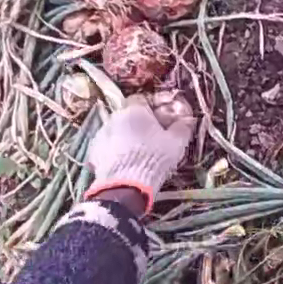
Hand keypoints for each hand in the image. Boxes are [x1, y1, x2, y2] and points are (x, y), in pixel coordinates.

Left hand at [83, 93, 195, 215]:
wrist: (126, 184)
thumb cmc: (155, 157)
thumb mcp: (176, 143)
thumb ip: (182, 128)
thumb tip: (188, 119)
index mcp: (134, 110)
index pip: (142, 99)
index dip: (152, 109)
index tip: (161, 121)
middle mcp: (114, 117)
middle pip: (128, 116)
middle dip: (138, 125)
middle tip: (152, 141)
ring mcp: (101, 134)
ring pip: (116, 132)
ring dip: (125, 139)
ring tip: (137, 155)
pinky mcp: (93, 152)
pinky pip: (107, 148)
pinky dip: (115, 153)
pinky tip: (124, 165)